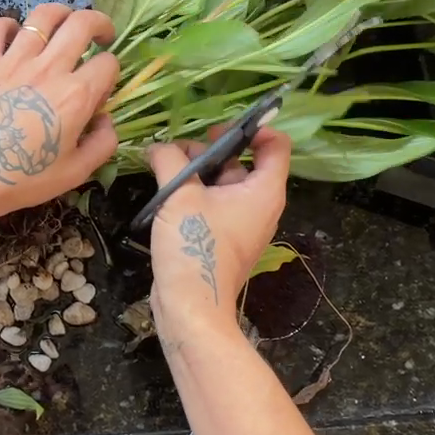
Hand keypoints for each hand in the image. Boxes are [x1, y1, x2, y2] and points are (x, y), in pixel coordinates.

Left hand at [0, 5, 119, 245]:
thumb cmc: (22, 180)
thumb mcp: (76, 173)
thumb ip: (103, 143)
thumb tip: (106, 119)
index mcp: (76, 96)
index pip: (108, 64)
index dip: (111, 72)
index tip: (101, 86)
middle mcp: (48, 69)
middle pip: (83, 23)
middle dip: (100, 24)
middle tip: (100, 35)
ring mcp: (12, 61)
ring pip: (43, 15)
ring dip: (61, 14)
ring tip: (64, 24)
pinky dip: (10, 24)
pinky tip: (16, 37)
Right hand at [145, 128, 290, 333]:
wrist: (191, 304)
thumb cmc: (195, 246)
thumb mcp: (179, 196)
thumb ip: (169, 162)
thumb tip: (158, 147)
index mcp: (264, 191)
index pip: (275, 145)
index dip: (250, 130)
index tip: (215, 130)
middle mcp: (260, 206)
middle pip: (242, 163)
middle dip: (208, 152)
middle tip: (175, 151)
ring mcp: (241, 225)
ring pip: (223, 186)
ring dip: (195, 174)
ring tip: (163, 171)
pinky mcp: (222, 240)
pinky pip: (213, 207)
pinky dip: (193, 196)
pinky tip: (164, 197)